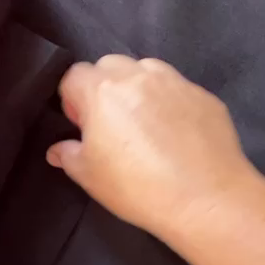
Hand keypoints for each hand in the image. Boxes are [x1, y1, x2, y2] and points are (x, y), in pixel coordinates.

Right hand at [46, 55, 264, 234]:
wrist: (207, 200)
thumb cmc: (137, 187)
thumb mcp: (89, 176)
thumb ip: (68, 155)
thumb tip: (57, 150)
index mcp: (102, 91)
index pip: (73, 75)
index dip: (72, 99)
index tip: (81, 125)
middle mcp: (137, 77)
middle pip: (109, 64)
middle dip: (103, 86)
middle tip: (111, 122)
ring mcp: (175, 83)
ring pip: (146, 69)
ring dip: (137, 86)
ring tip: (145, 121)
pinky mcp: (204, 96)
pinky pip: (177, 88)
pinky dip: (169, 101)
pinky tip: (176, 133)